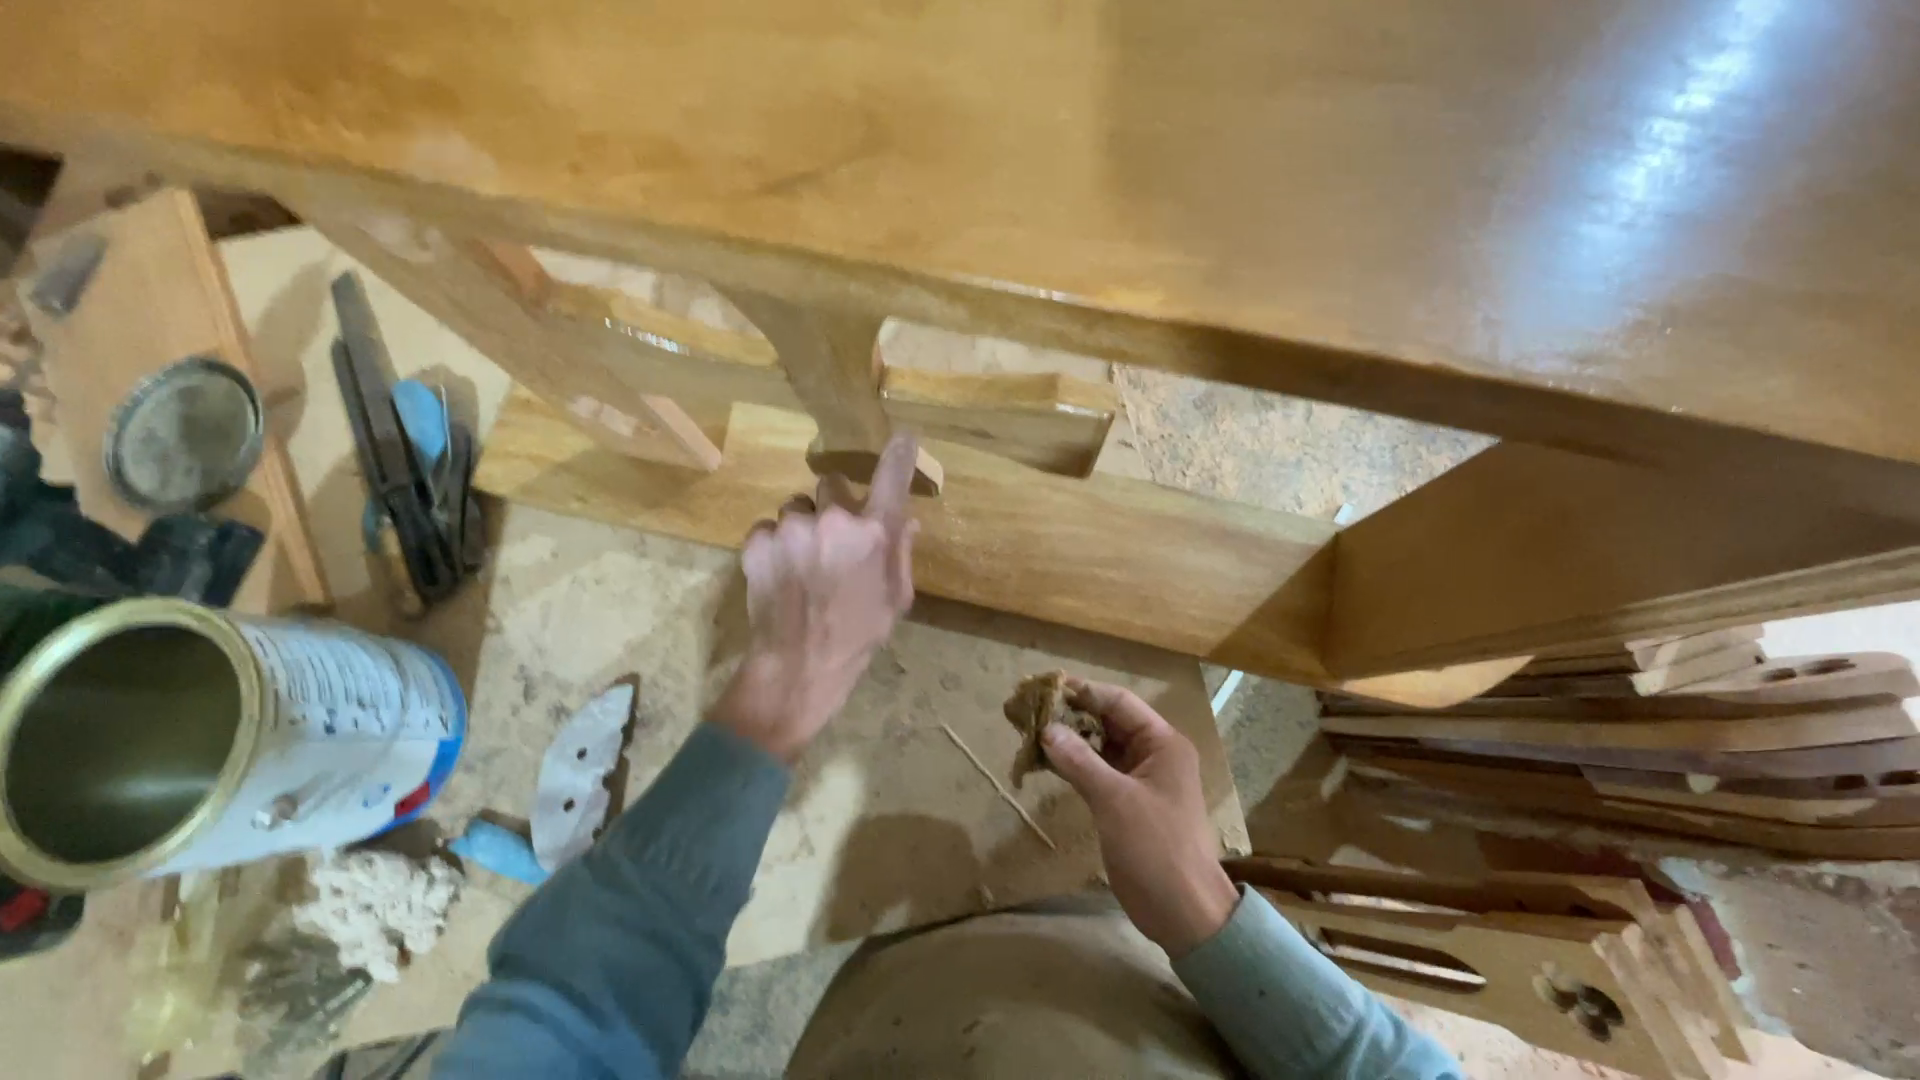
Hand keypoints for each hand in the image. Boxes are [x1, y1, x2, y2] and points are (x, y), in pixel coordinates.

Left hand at [709, 433, 921, 761]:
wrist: (798, 667)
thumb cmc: (858, 636)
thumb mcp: (895, 598)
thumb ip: (900, 552)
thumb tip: (906, 520)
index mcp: (873, 532)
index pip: (891, 477)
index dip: (899, 453)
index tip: (903, 437)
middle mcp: (831, 519)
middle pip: (831, 485)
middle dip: (833, 506)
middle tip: (833, 540)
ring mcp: (789, 528)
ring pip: (795, 507)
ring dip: (801, 527)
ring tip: (803, 563)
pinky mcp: (756, 542)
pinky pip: (768, 528)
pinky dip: (774, 545)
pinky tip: (781, 573)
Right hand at [1042, 678, 1239, 956]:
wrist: (1184, 912)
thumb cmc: (1157, 848)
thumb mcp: (1115, 801)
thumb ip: (1079, 761)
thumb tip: (1046, 729)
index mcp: (1162, 743)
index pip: (1119, 702)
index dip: (1083, 692)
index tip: (1044, 687)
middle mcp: (1153, 754)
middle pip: (1108, 722)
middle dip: (1071, 715)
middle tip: (1030, 711)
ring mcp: (1140, 780)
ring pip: (1100, 747)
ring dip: (1069, 740)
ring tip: (1030, 733)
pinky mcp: (1127, 804)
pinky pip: (1097, 772)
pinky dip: (1073, 765)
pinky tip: (1044, 763)